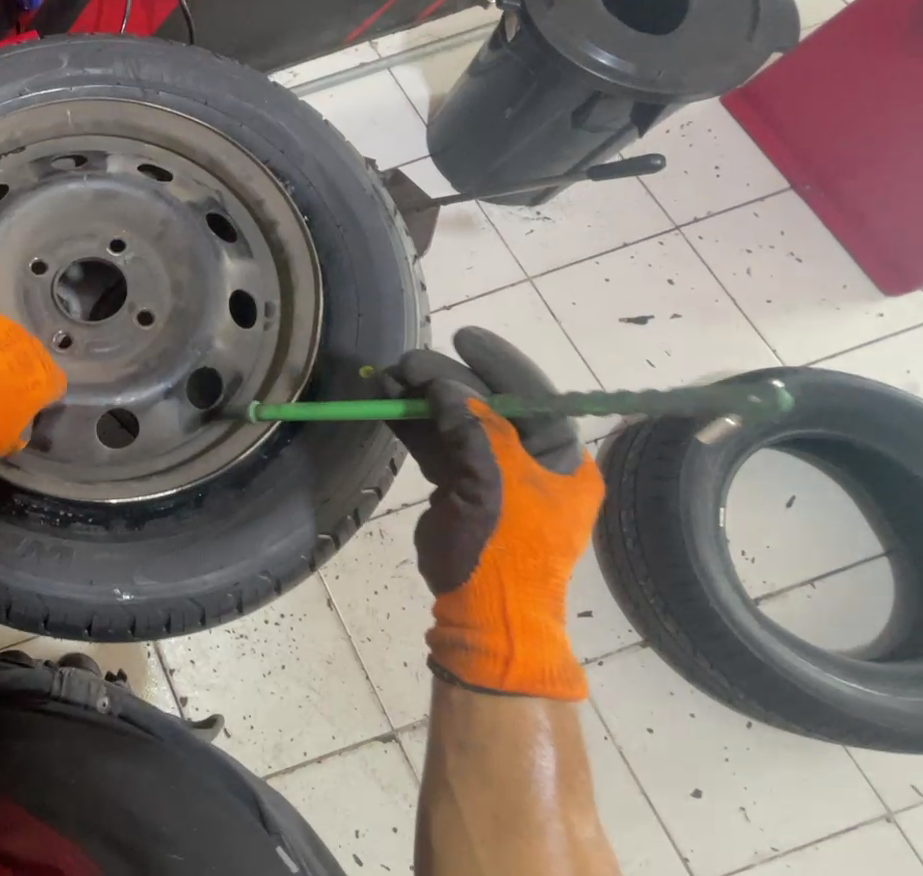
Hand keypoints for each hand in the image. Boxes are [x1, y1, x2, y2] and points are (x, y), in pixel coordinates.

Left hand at [0, 311, 67, 458]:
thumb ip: (17, 437)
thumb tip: (19, 434)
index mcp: (45, 381)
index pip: (56, 387)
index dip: (41, 396)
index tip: (24, 404)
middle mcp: (35, 351)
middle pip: (36, 361)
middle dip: (23, 372)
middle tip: (0, 387)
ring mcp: (12, 330)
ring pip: (14, 344)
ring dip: (3, 354)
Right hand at [380, 327, 603, 700]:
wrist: (486, 610)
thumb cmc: (507, 548)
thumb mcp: (496, 482)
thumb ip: (474, 429)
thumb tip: (448, 386)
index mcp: (559, 459)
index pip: (531, 395)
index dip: (496, 363)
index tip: (463, 336)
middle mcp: (530, 461)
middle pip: (486, 406)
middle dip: (446, 381)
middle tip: (406, 361)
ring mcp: (493, 475)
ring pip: (456, 423)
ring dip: (422, 400)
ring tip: (387, 377)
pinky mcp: (460, 489)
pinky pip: (437, 445)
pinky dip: (413, 425)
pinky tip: (387, 404)